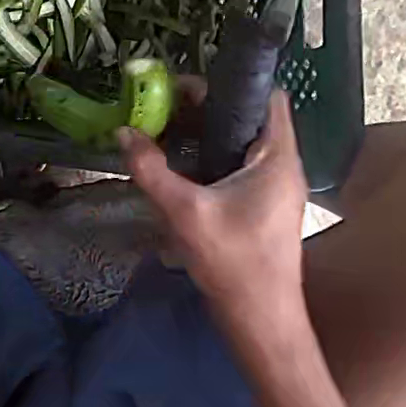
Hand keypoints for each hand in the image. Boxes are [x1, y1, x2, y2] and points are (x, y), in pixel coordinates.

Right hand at [118, 90, 309, 325]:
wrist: (262, 323)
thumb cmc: (234, 264)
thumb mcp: (185, 213)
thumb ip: (151, 170)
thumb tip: (124, 132)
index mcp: (277, 157)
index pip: (268, 96)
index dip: (232, 83)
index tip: (189, 87)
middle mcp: (282, 165)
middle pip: (250, 116)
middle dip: (208, 106)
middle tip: (166, 106)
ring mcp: (275, 186)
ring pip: (243, 140)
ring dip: (208, 131)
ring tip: (168, 128)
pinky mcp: (264, 204)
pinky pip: (239, 163)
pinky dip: (212, 154)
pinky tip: (181, 163)